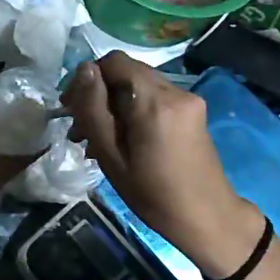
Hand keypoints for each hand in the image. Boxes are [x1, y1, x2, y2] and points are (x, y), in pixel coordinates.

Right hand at [64, 53, 264, 268]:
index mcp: (154, 101)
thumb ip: (94, 109)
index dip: (87, 78)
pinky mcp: (192, 110)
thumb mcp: (111, 155)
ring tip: (95, 137)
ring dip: (113, 103)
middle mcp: (175, 91)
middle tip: (79, 127)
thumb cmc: (153, 193)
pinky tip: (120, 138)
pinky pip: (153, 97)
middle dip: (98, 93)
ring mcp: (187, 99)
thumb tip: (83, 69)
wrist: (207, 217)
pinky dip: (132, 110)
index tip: (71, 109)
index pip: (113, 62)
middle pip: (125, 71)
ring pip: (138, 84)